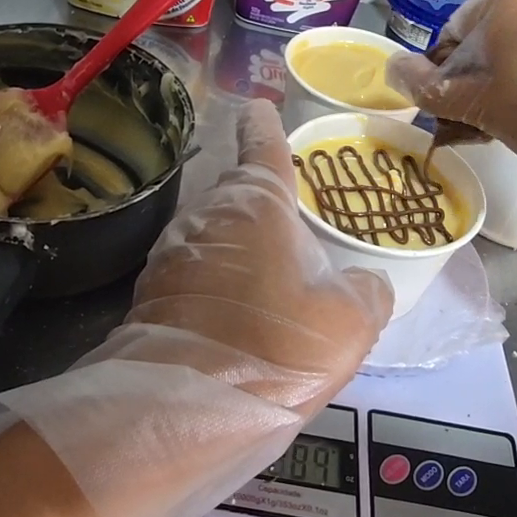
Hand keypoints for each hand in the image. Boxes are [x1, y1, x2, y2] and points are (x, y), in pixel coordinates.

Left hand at [125, 98, 392, 410]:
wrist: (180, 409)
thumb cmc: (273, 349)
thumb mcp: (348, 325)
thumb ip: (367, 291)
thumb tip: (365, 281)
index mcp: (256, 205)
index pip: (263, 146)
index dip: (265, 125)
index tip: (259, 107)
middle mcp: (207, 214)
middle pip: (237, 194)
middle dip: (261, 205)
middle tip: (291, 233)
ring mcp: (171, 252)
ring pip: (213, 234)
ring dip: (237, 249)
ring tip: (265, 289)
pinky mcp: (149, 292)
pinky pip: (192, 271)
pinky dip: (213, 283)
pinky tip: (231, 321)